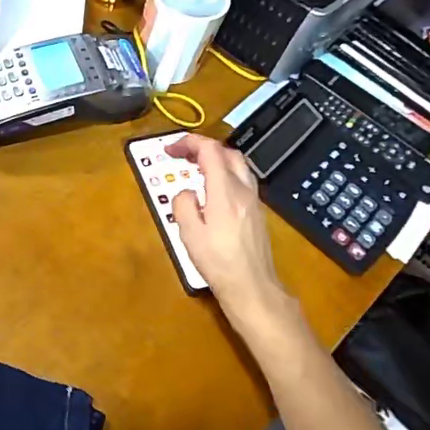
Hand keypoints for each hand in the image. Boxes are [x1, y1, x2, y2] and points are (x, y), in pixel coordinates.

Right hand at [168, 135, 289, 322]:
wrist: (252, 286)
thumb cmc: (218, 262)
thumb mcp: (189, 234)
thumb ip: (183, 205)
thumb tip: (187, 193)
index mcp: (226, 191)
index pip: (210, 151)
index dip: (189, 143)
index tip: (171, 149)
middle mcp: (244, 190)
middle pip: (227, 153)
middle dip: (203, 147)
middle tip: (183, 155)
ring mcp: (254, 200)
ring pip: (238, 165)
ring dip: (216, 159)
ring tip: (196, 168)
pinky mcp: (257, 212)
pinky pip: (242, 180)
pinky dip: (225, 173)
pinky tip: (213, 189)